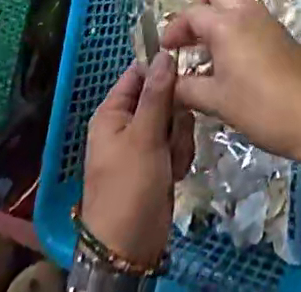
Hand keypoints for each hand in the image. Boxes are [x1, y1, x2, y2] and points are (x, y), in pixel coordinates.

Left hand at [81, 51, 193, 267]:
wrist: (128, 247)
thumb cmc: (129, 187)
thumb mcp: (144, 137)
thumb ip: (157, 94)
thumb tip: (165, 53)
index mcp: (113, 111)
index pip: (139, 73)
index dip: (163, 71)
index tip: (187, 75)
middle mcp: (127, 122)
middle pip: (163, 96)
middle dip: (175, 116)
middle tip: (173, 134)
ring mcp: (143, 143)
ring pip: (174, 121)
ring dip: (179, 140)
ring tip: (172, 161)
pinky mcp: (157, 162)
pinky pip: (177, 144)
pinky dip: (179, 157)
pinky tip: (175, 173)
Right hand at [162, 0, 300, 159]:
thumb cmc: (262, 107)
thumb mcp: (217, 101)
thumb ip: (187, 89)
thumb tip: (168, 84)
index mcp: (226, 23)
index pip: (191, 13)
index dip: (174, 30)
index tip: (165, 52)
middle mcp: (245, 11)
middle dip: (196, 11)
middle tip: (187, 41)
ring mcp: (265, 19)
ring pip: (233, 2)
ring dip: (216, 18)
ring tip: (205, 52)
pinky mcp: (278, 31)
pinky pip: (247, 16)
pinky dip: (233, 27)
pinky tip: (228, 60)